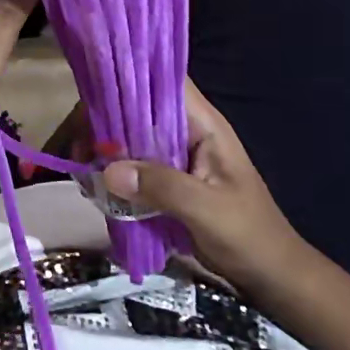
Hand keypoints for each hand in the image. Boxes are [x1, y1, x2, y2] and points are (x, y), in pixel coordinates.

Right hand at [98, 81, 313, 291]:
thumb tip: (107, 170)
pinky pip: (132, 164)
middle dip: (106, 119)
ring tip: (80, 166)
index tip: (93, 92)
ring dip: (104, 147)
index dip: (130, 75)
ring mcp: (174, 155)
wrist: (269, 275)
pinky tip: (92, 184)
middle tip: (80, 147)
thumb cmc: (249, 235)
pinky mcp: (165, 179)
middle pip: (138, 106)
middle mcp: (185, 131)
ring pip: (131, 135)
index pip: (164, 81)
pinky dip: (111, 170)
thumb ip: (162, 187)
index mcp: (203, 124)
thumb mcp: (207, 210)